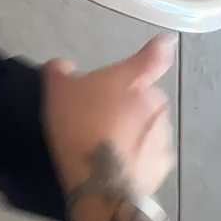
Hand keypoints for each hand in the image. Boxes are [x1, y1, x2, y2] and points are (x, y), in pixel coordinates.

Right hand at [42, 34, 175, 201]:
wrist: (99, 179)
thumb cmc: (76, 122)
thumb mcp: (54, 89)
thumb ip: (61, 70)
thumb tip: (67, 67)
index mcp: (129, 80)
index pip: (152, 58)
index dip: (159, 48)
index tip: (166, 41)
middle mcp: (154, 103)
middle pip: (144, 95)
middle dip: (129, 99)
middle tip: (100, 110)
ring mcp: (163, 134)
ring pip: (148, 122)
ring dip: (133, 125)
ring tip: (104, 137)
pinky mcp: (165, 162)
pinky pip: (150, 148)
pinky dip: (137, 149)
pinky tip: (116, 156)